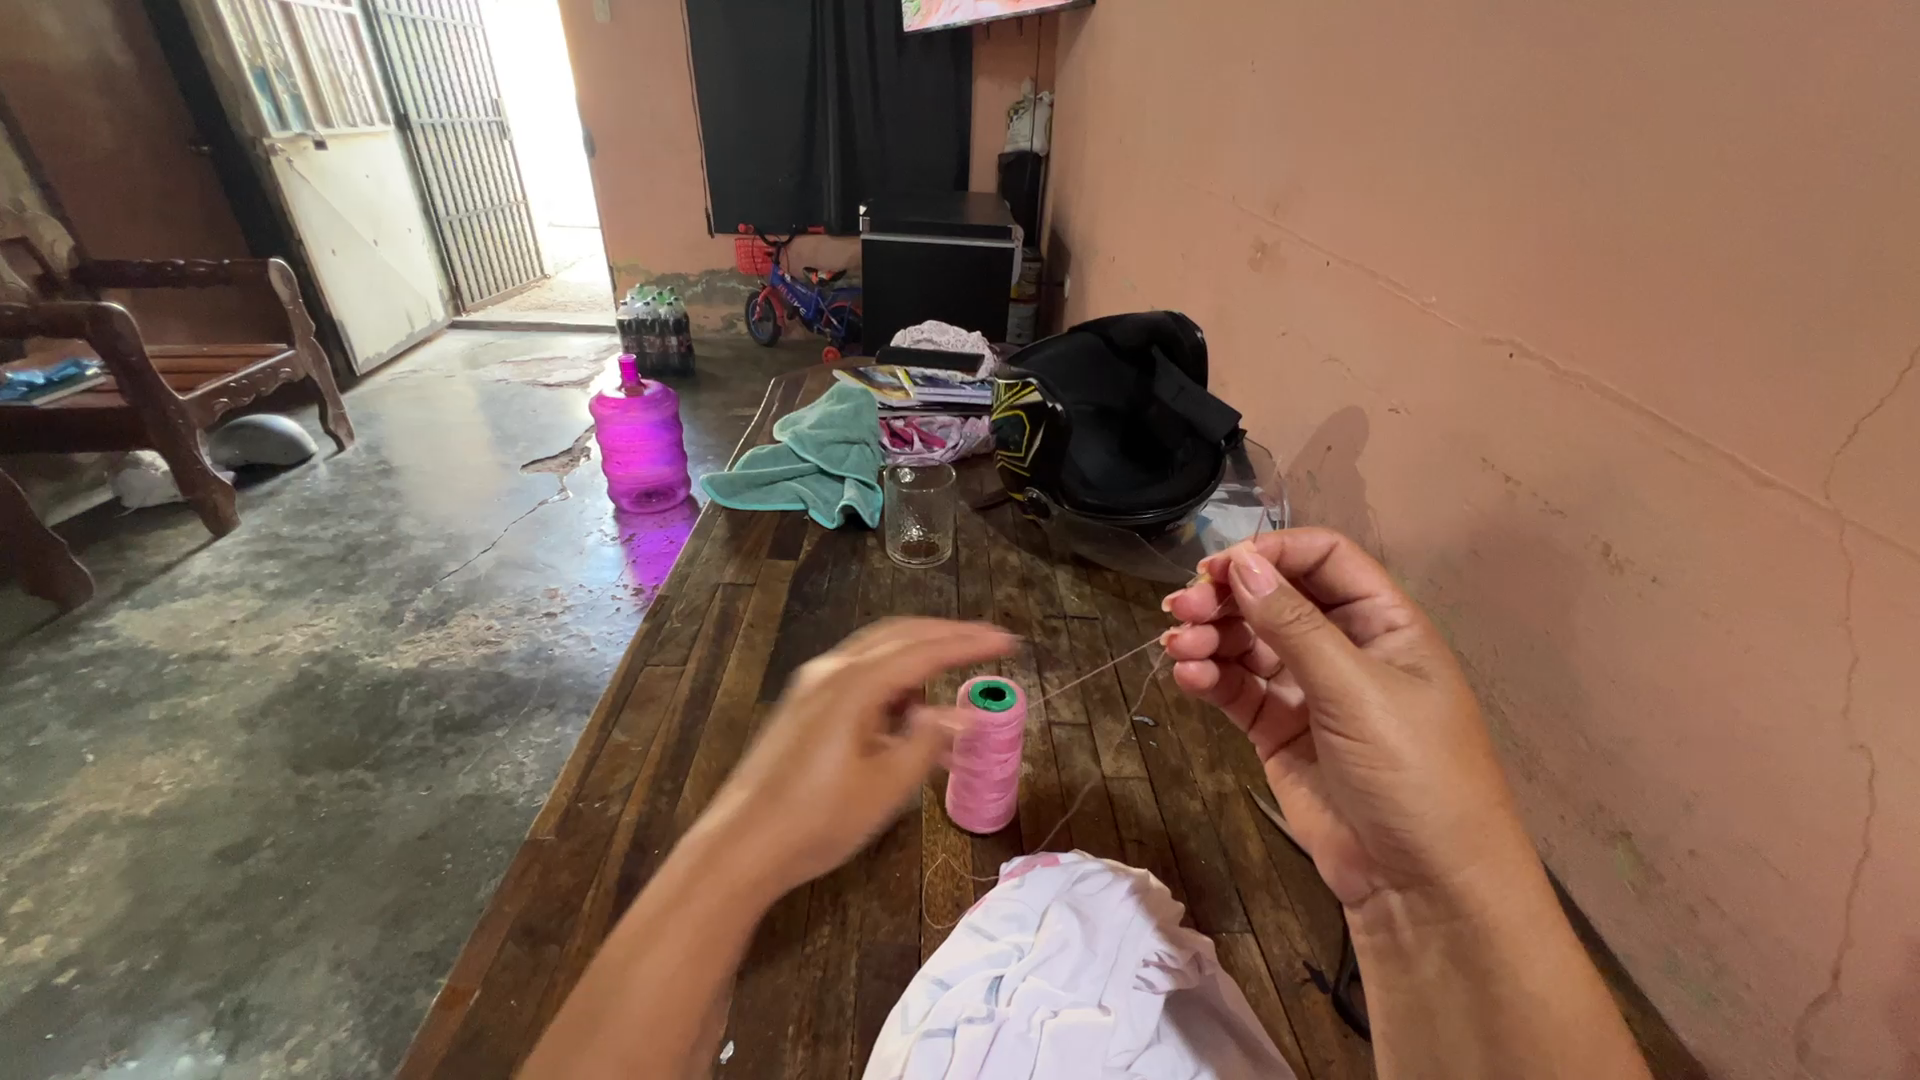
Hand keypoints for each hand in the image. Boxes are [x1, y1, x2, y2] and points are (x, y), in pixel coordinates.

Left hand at [701, 617, 1014, 896]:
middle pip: (899, 635)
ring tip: (956, 674)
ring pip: (877, 650)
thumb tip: (961, 715)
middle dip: (946, 635)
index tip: (1008, 641)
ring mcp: (813, 684)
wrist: (741, 846)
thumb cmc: (817, 821)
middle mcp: (831, 670)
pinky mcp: (804, 704)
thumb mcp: (885, 788)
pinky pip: (859, 672)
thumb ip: (926, 742)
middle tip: (989, 642)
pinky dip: (893, 677)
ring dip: (919, 654)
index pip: (924, 650)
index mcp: (854, 685)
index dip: (969, 643)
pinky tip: (909, 707)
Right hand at [1163, 528, 1534, 909]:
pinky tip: (1189, 678)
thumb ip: (1294, 625)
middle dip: (1226, 597)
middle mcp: (1342, 647)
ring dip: (1208, 637)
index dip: (1273, 553)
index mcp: (1382, 623)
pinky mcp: (1275, 729)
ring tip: (1178, 648)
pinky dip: (1208, 678)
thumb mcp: (1357, 690)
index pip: (1324, 559)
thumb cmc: (1414, 773)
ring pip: (1246, 642)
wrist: (1420, 887)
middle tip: (1181, 607)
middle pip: (1273, 598)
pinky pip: (1234, 688)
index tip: (1221, 567)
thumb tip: (1242, 563)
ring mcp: (1306, 689)